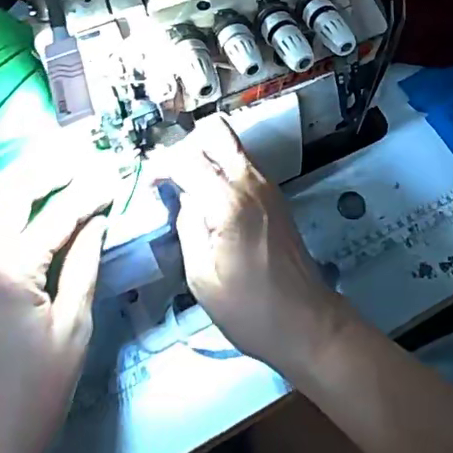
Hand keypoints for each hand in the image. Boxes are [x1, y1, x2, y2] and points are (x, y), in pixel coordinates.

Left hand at [0, 157, 112, 452]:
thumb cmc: (32, 398)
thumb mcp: (72, 332)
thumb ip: (82, 268)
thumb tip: (94, 223)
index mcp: (9, 271)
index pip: (57, 215)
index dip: (88, 192)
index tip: (112, 176)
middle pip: (10, 197)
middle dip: (47, 172)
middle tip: (79, 159)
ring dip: (4, 183)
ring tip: (34, 169)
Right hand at [166, 116, 355, 374]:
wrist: (304, 320)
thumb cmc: (249, 308)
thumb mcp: (202, 277)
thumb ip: (187, 226)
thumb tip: (181, 197)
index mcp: (229, 202)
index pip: (187, 159)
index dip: (161, 167)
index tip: (149, 188)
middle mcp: (251, 181)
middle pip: (216, 131)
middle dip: (187, 146)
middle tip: (172, 178)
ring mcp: (266, 184)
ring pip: (231, 143)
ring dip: (205, 155)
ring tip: (187, 191)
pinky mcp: (273, 194)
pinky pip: (242, 163)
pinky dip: (221, 169)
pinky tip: (209, 202)